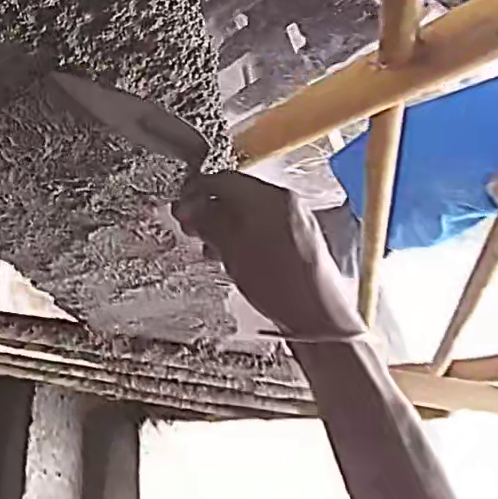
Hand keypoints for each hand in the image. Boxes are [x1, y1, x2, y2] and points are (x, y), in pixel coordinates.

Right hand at [172, 171, 363, 338]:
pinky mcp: (297, 240)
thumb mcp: (230, 249)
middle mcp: (285, 204)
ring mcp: (294, 221)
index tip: (179, 204)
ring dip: (221, 224)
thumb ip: (206, 222)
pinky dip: (239, 234)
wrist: (318, 319)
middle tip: (188, 224)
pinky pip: (259, 226)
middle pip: (234, 194)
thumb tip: (189, 208)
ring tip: (205, 243)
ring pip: (246, 211)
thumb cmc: (280, 285)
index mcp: (270, 198)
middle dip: (207, 209)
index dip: (194, 190)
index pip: (222, 179)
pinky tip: (228, 253)